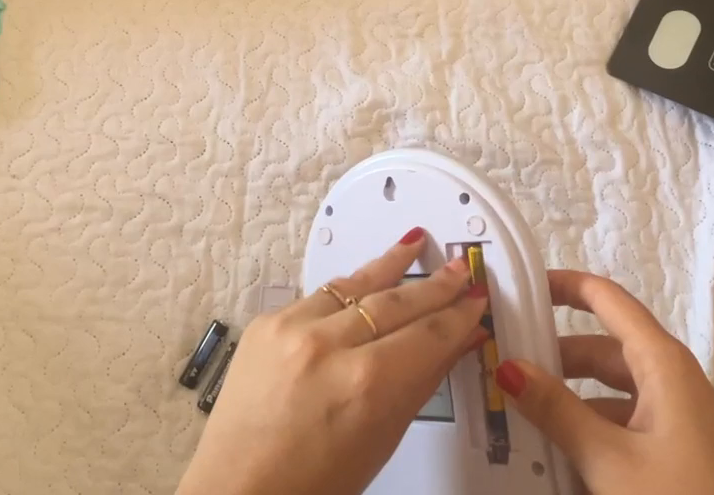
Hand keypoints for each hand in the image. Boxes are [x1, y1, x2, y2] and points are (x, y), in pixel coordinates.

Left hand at [177, 229, 489, 494]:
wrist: (237, 491)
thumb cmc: (314, 483)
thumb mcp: (381, 438)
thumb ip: (422, 380)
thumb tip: (459, 340)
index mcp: (366, 384)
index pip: (428, 334)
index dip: (458, 314)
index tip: (476, 297)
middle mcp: (329, 346)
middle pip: (397, 302)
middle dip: (435, 285)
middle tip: (460, 268)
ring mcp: (293, 328)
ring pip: (355, 285)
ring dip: (390, 264)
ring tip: (415, 243)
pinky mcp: (267, 322)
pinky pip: (319, 297)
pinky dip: (347, 290)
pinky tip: (365, 278)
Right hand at [496, 271, 713, 494]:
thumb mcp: (610, 460)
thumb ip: (557, 411)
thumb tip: (508, 365)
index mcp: (661, 362)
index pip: (606, 299)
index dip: (564, 285)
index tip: (519, 285)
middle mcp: (671, 380)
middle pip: (602, 350)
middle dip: (554, 356)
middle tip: (503, 363)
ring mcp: (677, 419)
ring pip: (611, 393)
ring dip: (569, 401)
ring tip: (519, 414)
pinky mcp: (679, 455)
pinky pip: (625, 426)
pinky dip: (591, 432)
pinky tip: (557, 458)